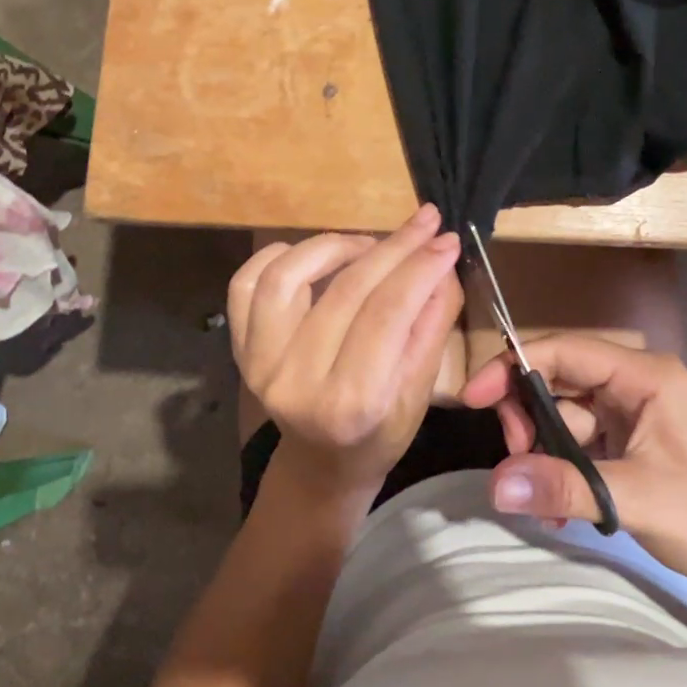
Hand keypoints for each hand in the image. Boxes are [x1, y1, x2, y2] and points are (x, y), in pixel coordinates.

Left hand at [228, 204, 463, 492]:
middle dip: (392, 248)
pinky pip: (246, 283)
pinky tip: (313, 255)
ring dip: (333, 245)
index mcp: (350, 405)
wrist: (321, 463)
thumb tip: (442, 261)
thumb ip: (432, 325)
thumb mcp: (421, 391)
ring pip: (286, 276)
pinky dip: (278, 256)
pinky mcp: (240, 348)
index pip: (387, 314)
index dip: (419, 268)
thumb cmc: (380, 433)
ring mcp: (259, 363)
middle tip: (423, 222)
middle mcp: (296, 382)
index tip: (446, 238)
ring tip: (369, 243)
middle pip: (346, 291)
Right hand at [459, 334, 686, 588]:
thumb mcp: (634, 501)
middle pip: (558, 381)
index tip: (473, 396)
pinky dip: (561, 471)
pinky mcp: (628, 440)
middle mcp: (635, 383)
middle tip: (518, 466)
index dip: (514, 367)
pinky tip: (560, 511)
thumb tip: (495, 483)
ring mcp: (632, 412)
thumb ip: (564, 487)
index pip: (566, 351)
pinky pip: (577, 443)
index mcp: (646, 376)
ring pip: (562, 416)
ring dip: (544, 456)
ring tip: (546, 506)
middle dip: (529, 422)